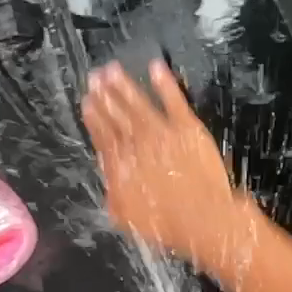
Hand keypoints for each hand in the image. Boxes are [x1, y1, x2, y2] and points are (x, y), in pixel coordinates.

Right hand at [82, 60, 263, 274]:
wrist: (204, 220)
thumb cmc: (166, 223)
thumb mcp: (126, 216)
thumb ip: (112, 190)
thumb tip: (106, 170)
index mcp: (121, 165)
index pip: (102, 135)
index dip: (93, 117)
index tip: (87, 100)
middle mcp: (138, 144)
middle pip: (116, 115)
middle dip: (104, 95)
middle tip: (95, 76)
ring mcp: (162, 132)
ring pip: (138, 103)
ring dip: (124, 85)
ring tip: (113, 69)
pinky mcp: (187, 127)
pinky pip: (173, 100)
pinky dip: (164, 83)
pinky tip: (156, 67)